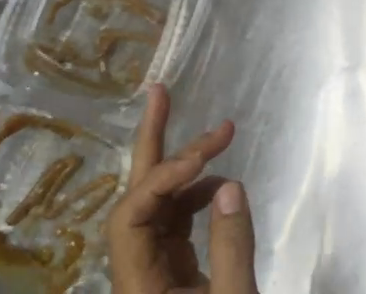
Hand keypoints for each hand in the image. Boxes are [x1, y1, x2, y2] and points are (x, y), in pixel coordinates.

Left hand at [107, 84, 257, 293]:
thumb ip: (232, 246)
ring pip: (157, 207)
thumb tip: (228, 184)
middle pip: (133, 199)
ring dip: (183, 167)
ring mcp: (155, 272)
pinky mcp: (173, 274)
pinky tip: (221, 184)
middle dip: (151, 143)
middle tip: (160, 90)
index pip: (133, 217)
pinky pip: (177, 223)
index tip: (209, 153)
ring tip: (220, 134)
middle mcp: (138, 273)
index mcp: (139, 286)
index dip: (164, 178)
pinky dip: (197, 195)